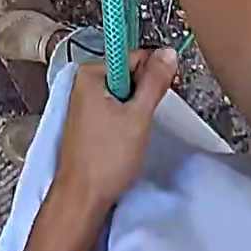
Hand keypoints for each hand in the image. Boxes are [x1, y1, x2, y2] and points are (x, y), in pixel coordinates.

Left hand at [53, 48, 178, 210]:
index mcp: (91, 72)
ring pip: (123, 93)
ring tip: (137, 131)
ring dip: (136, 109)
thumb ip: (154, 82)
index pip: (134, 58)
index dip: (153, 74)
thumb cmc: (108, 157)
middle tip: (147, 118)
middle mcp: (84, 81)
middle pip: (128, 75)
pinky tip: (128, 137)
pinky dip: (126, 118)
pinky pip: (114, 107)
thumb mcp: (138, 116)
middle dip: (144, 94)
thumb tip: (169, 52)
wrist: (82, 199)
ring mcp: (84, 101)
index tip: (164, 94)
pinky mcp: (87, 119)